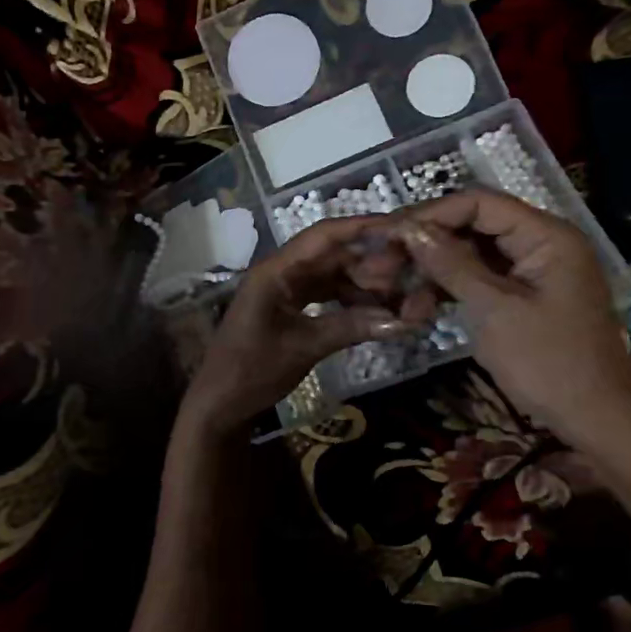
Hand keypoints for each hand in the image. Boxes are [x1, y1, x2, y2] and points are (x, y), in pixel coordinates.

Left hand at [179, 215, 412, 437]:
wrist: (220, 403)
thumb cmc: (252, 371)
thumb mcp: (304, 348)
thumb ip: (350, 328)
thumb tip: (404, 319)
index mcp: (274, 272)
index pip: (323, 237)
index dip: (361, 228)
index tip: (401, 227)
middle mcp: (279, 273)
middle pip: (331, 255)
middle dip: (369, 262)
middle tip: (410, 272)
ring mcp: (282, 291)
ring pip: (330, 276)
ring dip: (362, 284)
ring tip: (399, 295)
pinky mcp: (286, 309)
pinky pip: (323, 295)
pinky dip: (348, 301)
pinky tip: (375, 312)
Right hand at [392, 188, 630, 445]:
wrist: (594, 416)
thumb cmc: (548, 361)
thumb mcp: (494, 309)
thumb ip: (451, 264)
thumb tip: (409, 229)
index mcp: (545, 236)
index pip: (478, 203)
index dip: (430, 214)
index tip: (387, 234)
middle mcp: (539, 243)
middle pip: (471, 226)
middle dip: (424, 243)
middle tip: (379, 264)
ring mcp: (530, 271)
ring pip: (469, 254)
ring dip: (429, 270)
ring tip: (391, 291)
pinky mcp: (520, 296)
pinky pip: (476, 279)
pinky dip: (447, 290)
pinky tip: (416, 308)